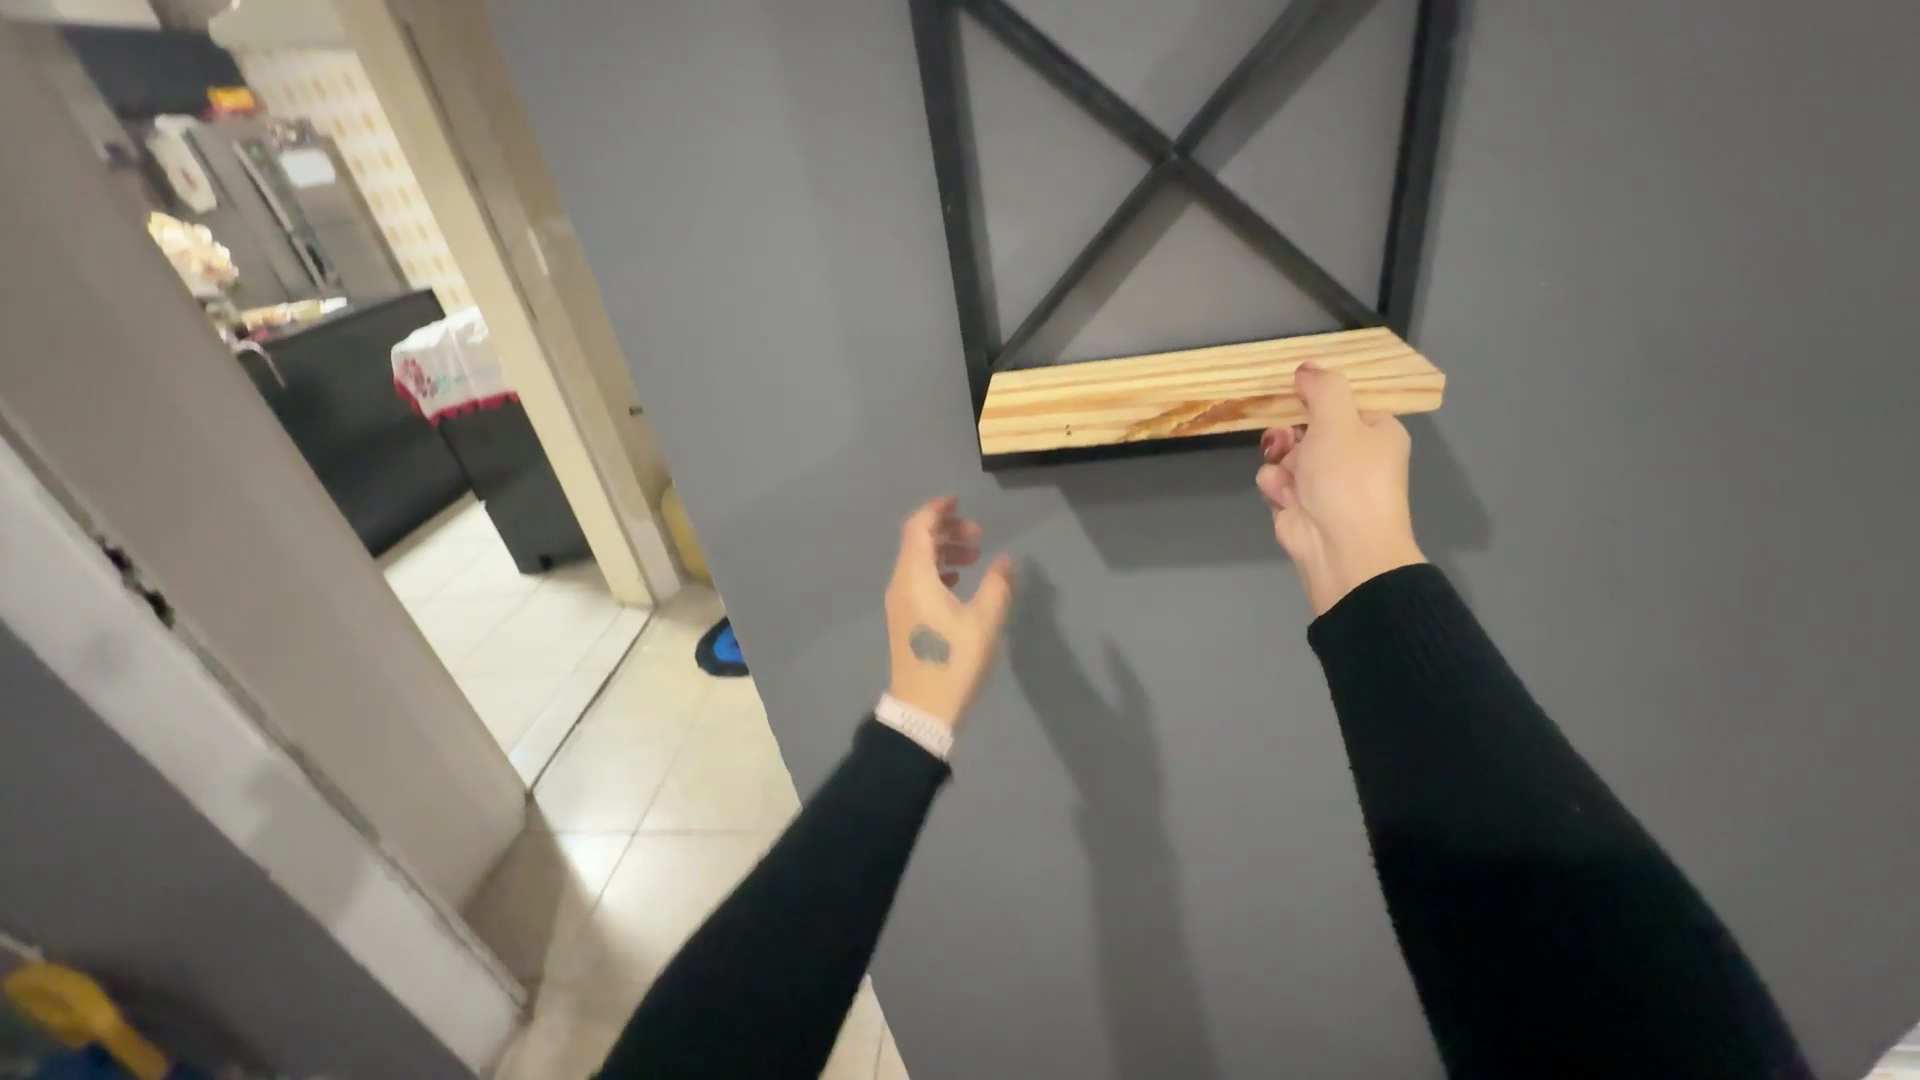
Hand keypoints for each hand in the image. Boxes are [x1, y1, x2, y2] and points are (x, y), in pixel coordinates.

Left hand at [884, 496, 1015, 727]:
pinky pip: (917, 579)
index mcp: (915, 577)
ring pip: (917, 561)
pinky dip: (937, 571)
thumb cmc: (954, 661)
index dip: (938, 509)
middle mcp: (901, 584)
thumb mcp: (983, 621)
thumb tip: (1005, 560)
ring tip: (975, 558)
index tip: (960, 502)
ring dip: (944, 551)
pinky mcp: (904, 618)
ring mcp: (900, 602)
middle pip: (917, 541)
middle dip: (946, 530)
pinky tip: (960, 582)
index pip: (918, 527)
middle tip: (978, 536)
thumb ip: (996, 584)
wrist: (922, 709)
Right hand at [1257, 364, 1426, 615]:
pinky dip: (1276, 486)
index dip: (1317, 394)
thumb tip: (1306, 367)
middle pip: (1305, 424)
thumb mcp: (1338, 421)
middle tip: (1287, 436)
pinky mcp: (1297, 502)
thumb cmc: (1349, 480)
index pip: (1342, 400)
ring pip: (1283, 452)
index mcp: (1374, 430)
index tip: (1296, 389)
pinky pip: (1274, 480)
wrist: (1342, 549)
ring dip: (1280, 461)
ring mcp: (1322, 480)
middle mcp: (1350, 453)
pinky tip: (1287, 498)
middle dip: (1289, 431)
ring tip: (1290, 475)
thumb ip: (1322, 388)